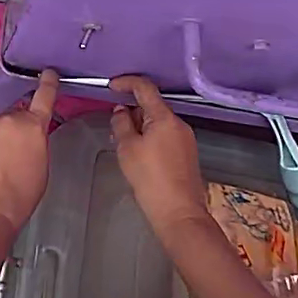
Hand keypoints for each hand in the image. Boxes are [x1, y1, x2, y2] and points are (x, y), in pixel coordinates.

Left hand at [0, 70, 56, 231]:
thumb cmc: (18, 197)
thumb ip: (36, 144)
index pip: (45, 97)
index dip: (47, 83)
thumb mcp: (41, 168)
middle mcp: (12, 118)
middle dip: (11, 130)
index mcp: (35, 128)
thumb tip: (29, 139)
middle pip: (14, 115)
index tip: (47, 73)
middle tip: (6, 154)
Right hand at [109, 76, 211, 241]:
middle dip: (132, 109)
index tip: (110, 87)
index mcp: (165, 117)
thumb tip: (121, 110)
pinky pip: (165, 135)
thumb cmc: (150, 179)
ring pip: (158, 122)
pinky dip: (150, 136)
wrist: (179, 214)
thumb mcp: (127, 148)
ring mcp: (185, 139)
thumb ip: (121, 124)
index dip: (126, 82)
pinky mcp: (186, 153)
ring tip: (123, 142)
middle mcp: (179, 123)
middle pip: (152, 105)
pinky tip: (139, 154)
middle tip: (114, 124)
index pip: (145, 87)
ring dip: (140, 125)